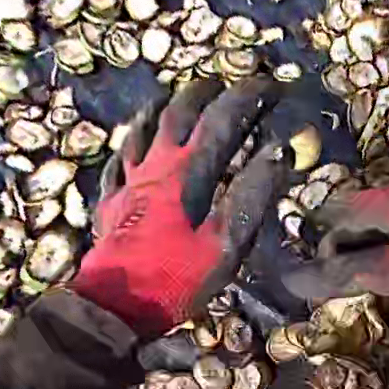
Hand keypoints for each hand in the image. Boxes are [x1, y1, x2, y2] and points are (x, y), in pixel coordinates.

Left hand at [70, 78, 291, 335]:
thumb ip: (252, 194)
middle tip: (222, 86)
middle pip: (178, 113)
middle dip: (205, 93)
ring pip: (142, 129)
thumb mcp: (226, 243)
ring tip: (174, 97)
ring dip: (162, 108)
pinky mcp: (110, 200)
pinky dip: (129, 143)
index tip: (271, 86)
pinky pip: (118, 160)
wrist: (116, 303)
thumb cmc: (177, 276)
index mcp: (189, 173)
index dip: (248, 97)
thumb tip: (278, 151)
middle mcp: (156, 165)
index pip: (223, 120)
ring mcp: (128, 180)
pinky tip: (131, 143)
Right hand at [283, 178, 388, 298]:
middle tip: (350, 277)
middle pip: (357, 218)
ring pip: (380, 221)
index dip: (326, 250)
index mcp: (377, 203)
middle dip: (348, 247)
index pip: (335, 221)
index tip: (329, 276)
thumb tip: (306, 278)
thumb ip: (351, 271)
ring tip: (375, 274)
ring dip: (372, 246)